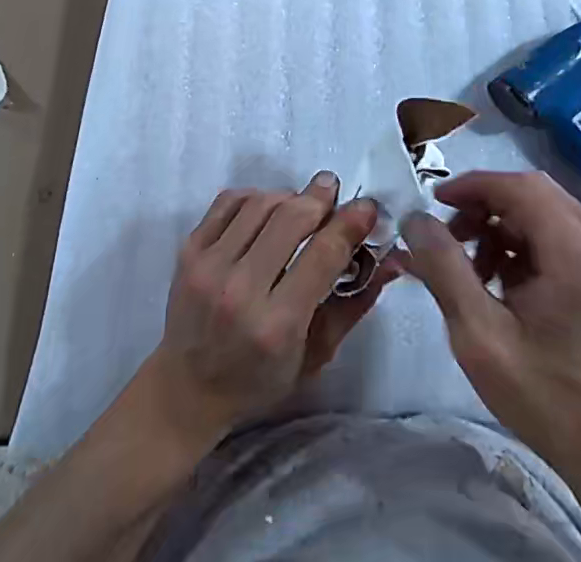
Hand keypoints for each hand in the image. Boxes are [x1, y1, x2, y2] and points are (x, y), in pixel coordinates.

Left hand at [143, 172, 396, 442]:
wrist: (186, 389)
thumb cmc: (259, 378)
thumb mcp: (317, 353)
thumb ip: (356, 303)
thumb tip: (394, 259)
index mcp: (277, 324)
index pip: (323, 253)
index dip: (352, 222)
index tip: (367, 207)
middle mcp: (239, 291)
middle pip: (291, 217)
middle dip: (321, 197)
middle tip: (335, 191)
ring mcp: (208, 267)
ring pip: (261, 203)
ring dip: (290, 196)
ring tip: (302, 205)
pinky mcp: (188, 253)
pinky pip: (228, 201)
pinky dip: (256, 196)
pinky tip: (268, 209)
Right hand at [401, 171, 580, 487]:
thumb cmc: (550, 405)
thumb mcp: (482, 340)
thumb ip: (445, 271)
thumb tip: (415, 220)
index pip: (525, 189)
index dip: (476, 186)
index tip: (437, 202)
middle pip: (542, 198)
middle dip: (490, 209)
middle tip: (453, 241)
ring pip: (558, 218)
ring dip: (512, 229)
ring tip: (480, 272)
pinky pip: (577, 241)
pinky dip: (538, 249)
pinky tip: (516, 286)